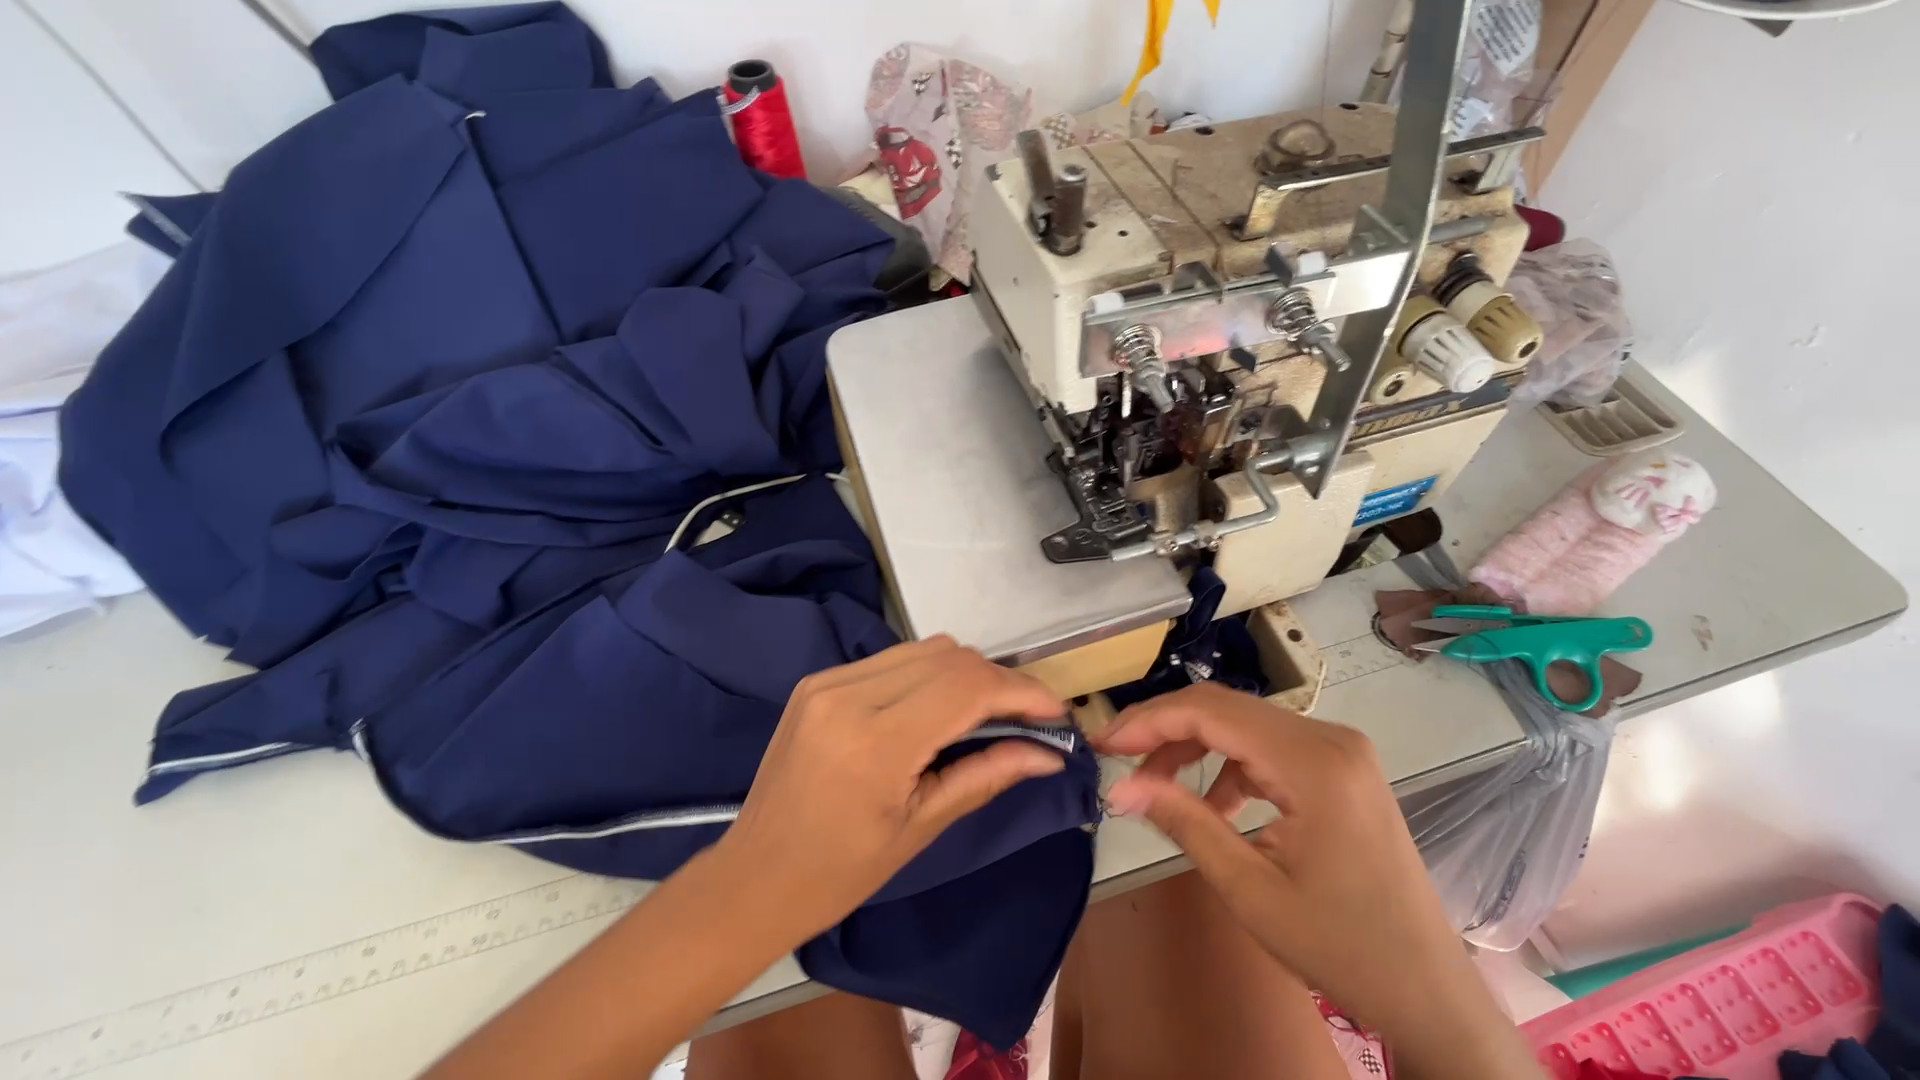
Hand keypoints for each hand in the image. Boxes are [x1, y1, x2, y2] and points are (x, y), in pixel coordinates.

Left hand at [714, 636, 1067, 937]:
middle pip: (950, 656)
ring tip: (988, 714)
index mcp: (875, 742)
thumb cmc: (841, 871)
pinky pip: (891, 660)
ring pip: (923, 649)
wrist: (755, 876)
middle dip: (999, 681)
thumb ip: (987, 776)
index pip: (968, 686)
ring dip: (966, 673)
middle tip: (1026, 719)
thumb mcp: (921, 827)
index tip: (1056, 713)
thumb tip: (1049, 754)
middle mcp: (848, 695)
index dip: (1022, 692)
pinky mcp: (817, 681)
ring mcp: (827, 682)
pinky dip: (928, 675)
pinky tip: (938, 710)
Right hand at [1098, 684, 1538, 1078]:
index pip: (1212, 711)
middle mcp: (1331, 739)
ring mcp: (1341, 752)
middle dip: (1165, 731)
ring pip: (1246, 726)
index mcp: (1314, 762)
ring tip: (1154, 787)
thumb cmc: (1340, 945)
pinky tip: (1214, 807)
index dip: (1149, 721)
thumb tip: (1119, 788)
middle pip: (1228, 710)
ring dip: (1195, 748)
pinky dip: (1230, 767)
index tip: (1102, 745)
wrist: (1426, 988)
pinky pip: (1270, 749)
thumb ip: (1184, 823)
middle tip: (1117, 763)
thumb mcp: (1249, 888)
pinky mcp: (1342, 769)